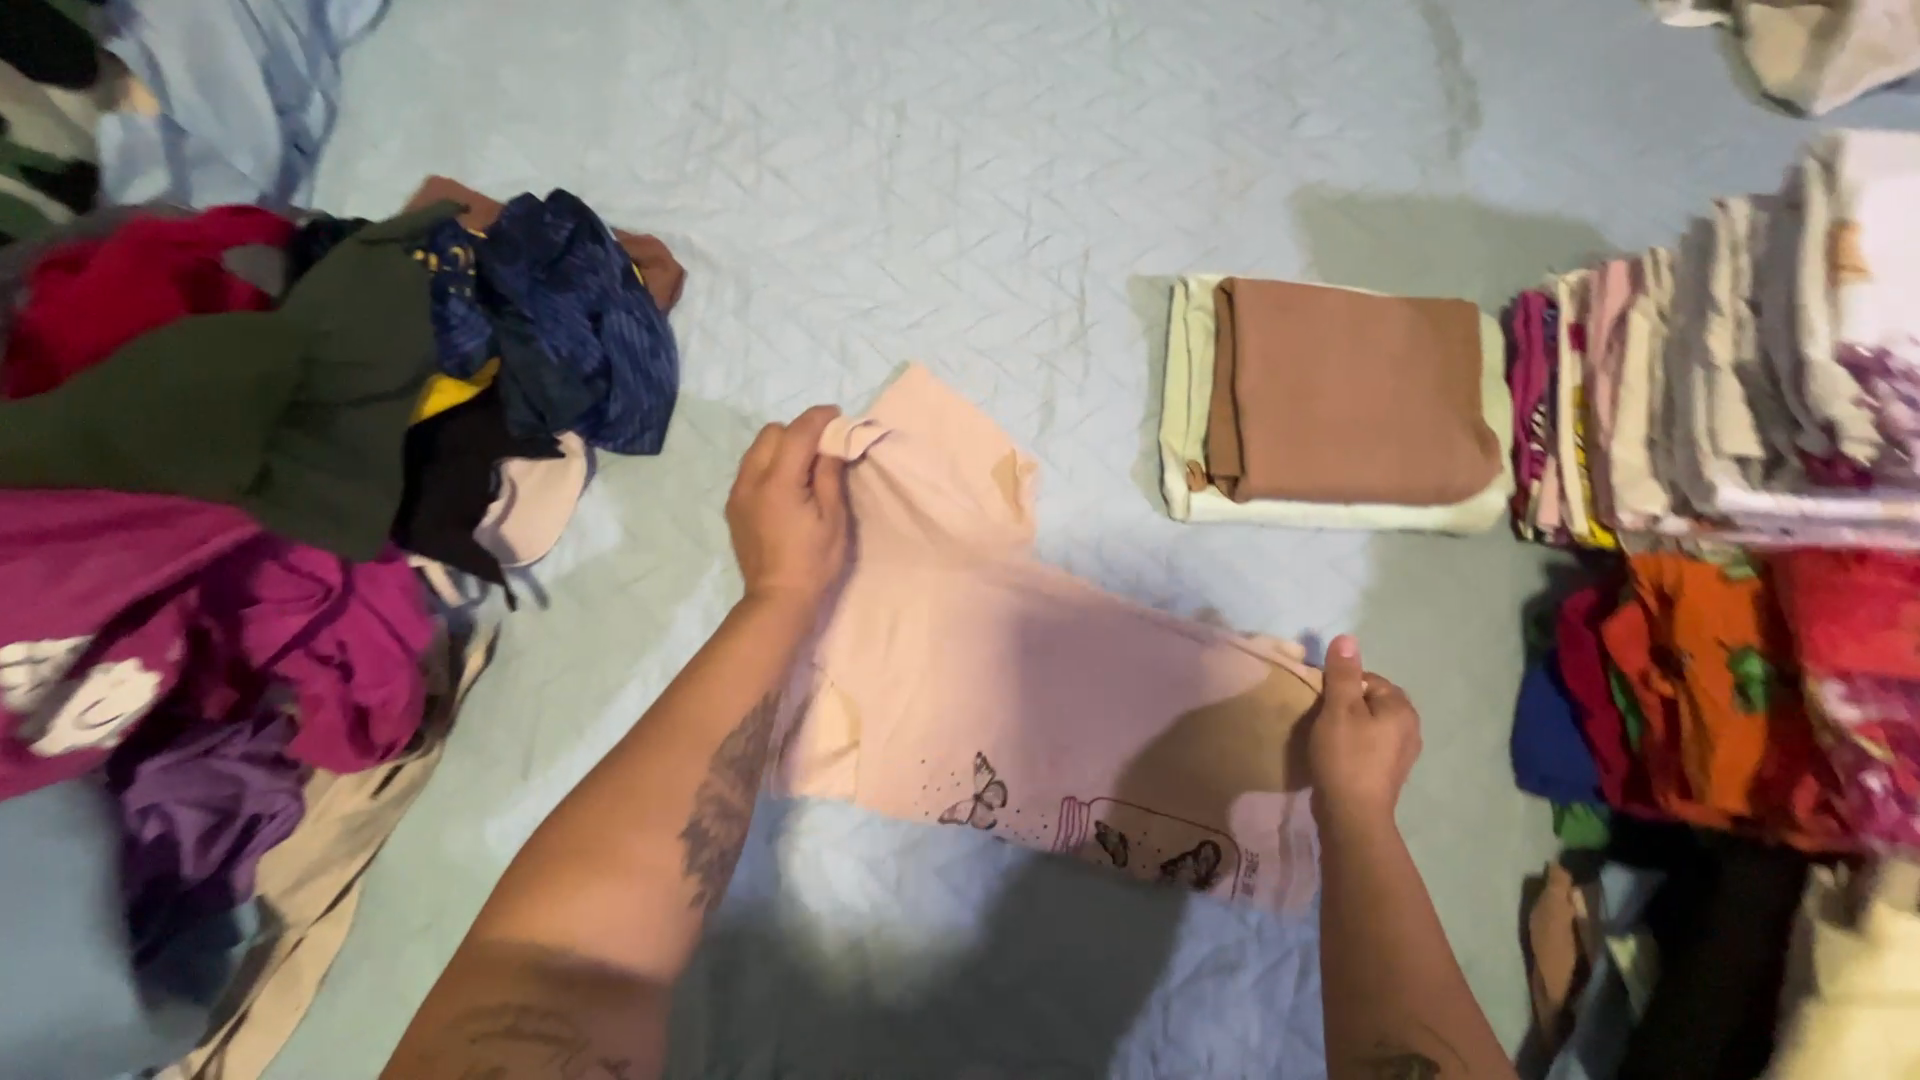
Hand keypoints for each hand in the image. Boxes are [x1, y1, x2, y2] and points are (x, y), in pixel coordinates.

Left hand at [726, 405, 849, 612]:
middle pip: (772, 433)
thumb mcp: (833, 518)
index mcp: (778, 482)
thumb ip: (830, 475)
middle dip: (799, 431)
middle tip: (823, 449)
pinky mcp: (734, 506)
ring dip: (782, 447)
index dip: (819, 418)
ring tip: (805, 467)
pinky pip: (751, 469)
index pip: (798, 432)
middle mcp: (751, 480)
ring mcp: (738, 493)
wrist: (777, 599)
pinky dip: (770, 464)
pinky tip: (787, 486)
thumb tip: (832, 444)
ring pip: (757, 449)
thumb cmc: (814, 562)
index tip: (838, 416)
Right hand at [1308, 635, 1421, 833]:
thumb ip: (1343, 674)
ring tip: (1327, 736)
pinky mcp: (1390, 771)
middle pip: (1371, 700)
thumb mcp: (1339, 708)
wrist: (1353, 814)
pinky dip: (1355, 743)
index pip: (1368, 679)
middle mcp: (1410, 727)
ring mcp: (1403, 752)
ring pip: (1370, 723)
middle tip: (1321, 718)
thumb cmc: (1345, 756)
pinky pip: (1371, 743)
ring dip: (1349, 724)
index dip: (1340, 685)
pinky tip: (1338, 754)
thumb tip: (1347, 638)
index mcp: (1401, 708)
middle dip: (1346, 704)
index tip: (1321, 702)